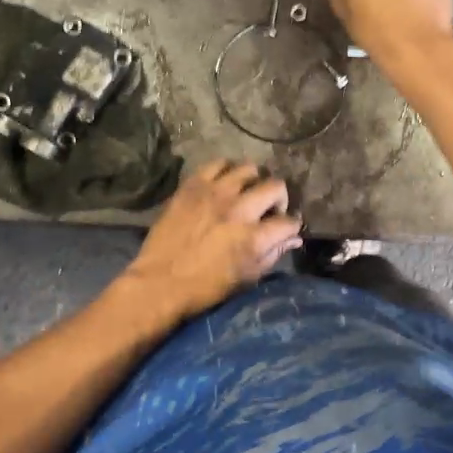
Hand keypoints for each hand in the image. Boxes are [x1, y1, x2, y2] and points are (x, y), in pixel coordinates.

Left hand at [116, 161, 303, 321]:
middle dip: (279, 198)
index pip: (289, 221)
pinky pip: (218, 164)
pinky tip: (223, 184)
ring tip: (246, 193)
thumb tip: (293, 238)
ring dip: (254, 181)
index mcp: (254, 238)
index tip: (285, 229)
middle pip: (276, 186)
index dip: (292, 226)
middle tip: (268, 209)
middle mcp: (239, 209)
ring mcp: (215, 193)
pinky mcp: (193, 186)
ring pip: (249, 168)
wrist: (160, 282)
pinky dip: (226, 171)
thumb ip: (273, 254)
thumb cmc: (205, 287)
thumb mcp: (246, 278)